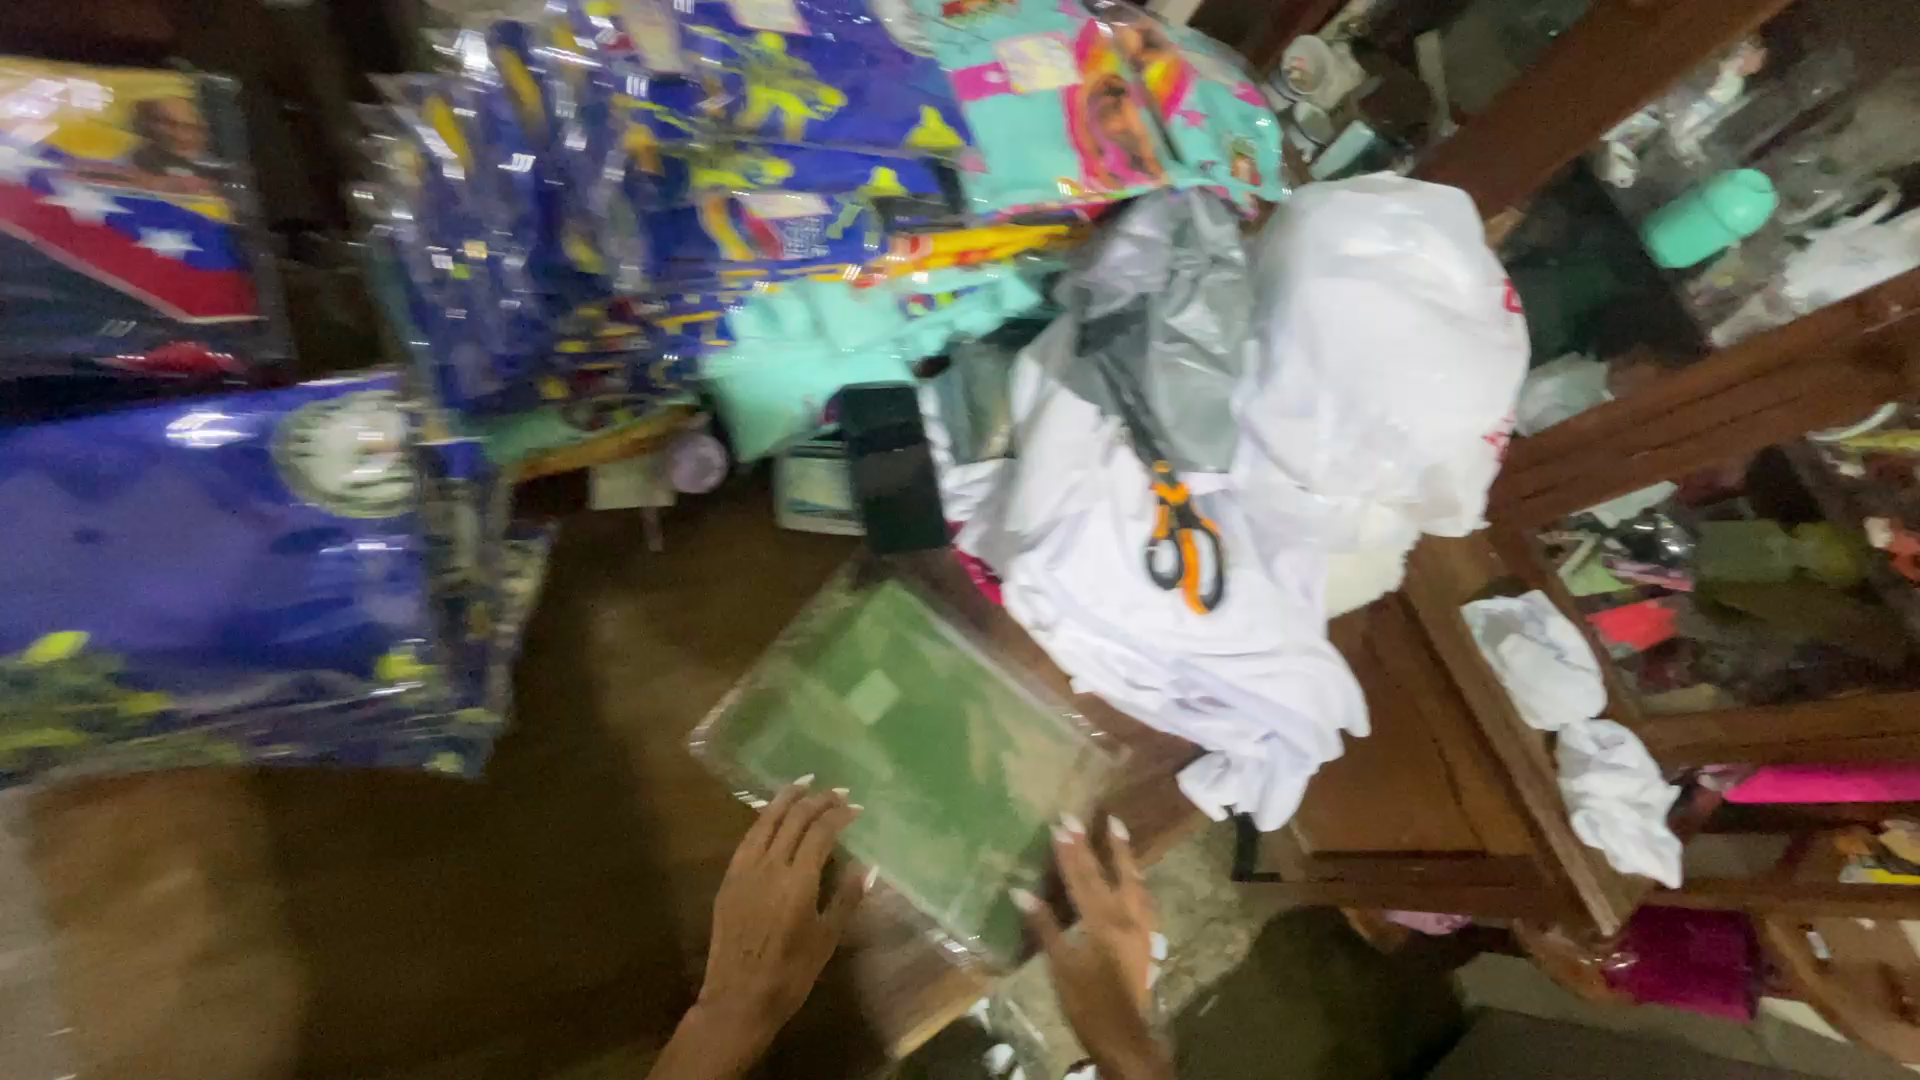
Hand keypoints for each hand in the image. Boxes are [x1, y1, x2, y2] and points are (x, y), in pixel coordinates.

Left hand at [700, 778, 867, 1034]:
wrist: (737, 1000)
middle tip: (838, 791)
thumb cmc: (790, 974)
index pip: (822, 832)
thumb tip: (868, 866)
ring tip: (806, 783)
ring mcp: (746, 869)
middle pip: (795, 818)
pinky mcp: (730, 878)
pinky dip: (765, 817)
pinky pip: (749, 836)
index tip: (856, 807)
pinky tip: (774, 812)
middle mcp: (771, 866)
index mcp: (798, 881)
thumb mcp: (827, 938)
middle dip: (819, 800)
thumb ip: (846, 897)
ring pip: (767, 820)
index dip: (840, 815)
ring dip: (788, 798)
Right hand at [1014, 816, 1172, 1079]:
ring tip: (1117, 829)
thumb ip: (1045, 926)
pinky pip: (1144, 897)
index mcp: (1103, 922)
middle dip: (1096, 844)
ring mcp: (1141, 927)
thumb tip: (1020, 892)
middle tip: (1085, 817)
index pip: (1083, 877)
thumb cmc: (1087, 1003)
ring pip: (1135, 881)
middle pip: (1111, 873)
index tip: (1061, 823)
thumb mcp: (1060, 966)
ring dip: (1124, 854)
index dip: (1070, 851)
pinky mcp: (1147, 939)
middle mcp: (1126, 917)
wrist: (1124, 1037)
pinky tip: (1134, 875)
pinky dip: (1137, 879)